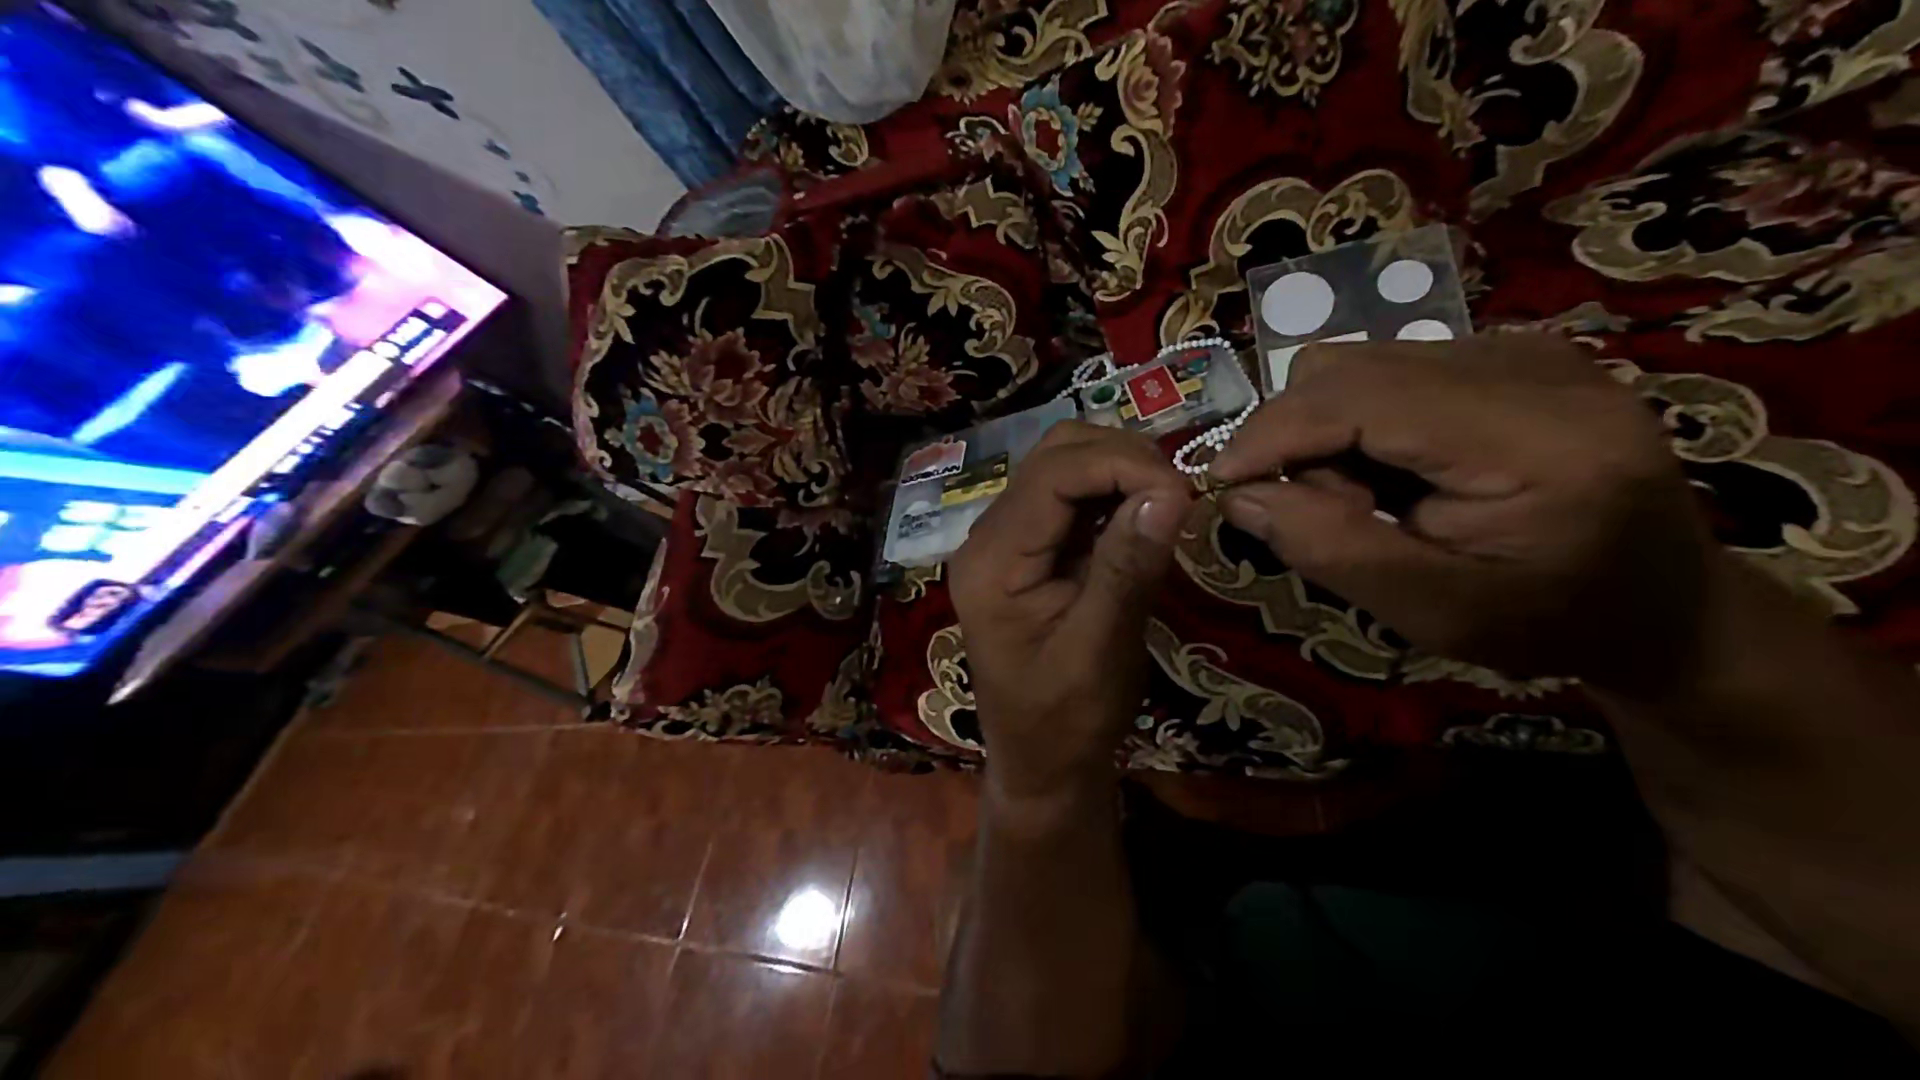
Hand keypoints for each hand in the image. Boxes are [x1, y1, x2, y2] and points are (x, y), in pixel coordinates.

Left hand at [951, 422, 1192, 802]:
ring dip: (1116, 470)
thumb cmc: (1066, 721)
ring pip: (1059, 468)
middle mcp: (987, 539)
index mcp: (992, 562)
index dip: (1121, 466)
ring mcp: (1004, 542)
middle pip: (1051, 457)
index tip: (1182, 492)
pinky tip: (1140, 514)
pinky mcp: (1026, 552)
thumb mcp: (1100, 650)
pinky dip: (1108, 493)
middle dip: (1119, 459)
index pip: (1052, 476)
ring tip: (1165, 500)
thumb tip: (1170, 492)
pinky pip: (1066, 499)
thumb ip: (1127, 569)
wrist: (1041, 763)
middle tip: (1177, 494)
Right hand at [1211, 334, 1714, 693]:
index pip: (1360, 397)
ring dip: (1323, 433)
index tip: (1219, 483)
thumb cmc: (1547, 623)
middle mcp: (1533, 368)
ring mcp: (1522, 348)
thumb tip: (1234, 493)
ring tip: (1364, 497)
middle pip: (1345, 369)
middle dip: (1296, 440)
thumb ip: (1330, 549)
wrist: (1662, 603)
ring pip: (1353, 364)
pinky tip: (1392, 471)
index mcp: (1538, 438)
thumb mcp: (1432, 611)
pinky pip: (1383, 368)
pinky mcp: (1507, 353)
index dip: (1272, 433)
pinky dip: (1354, 423)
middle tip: (1322, 511)